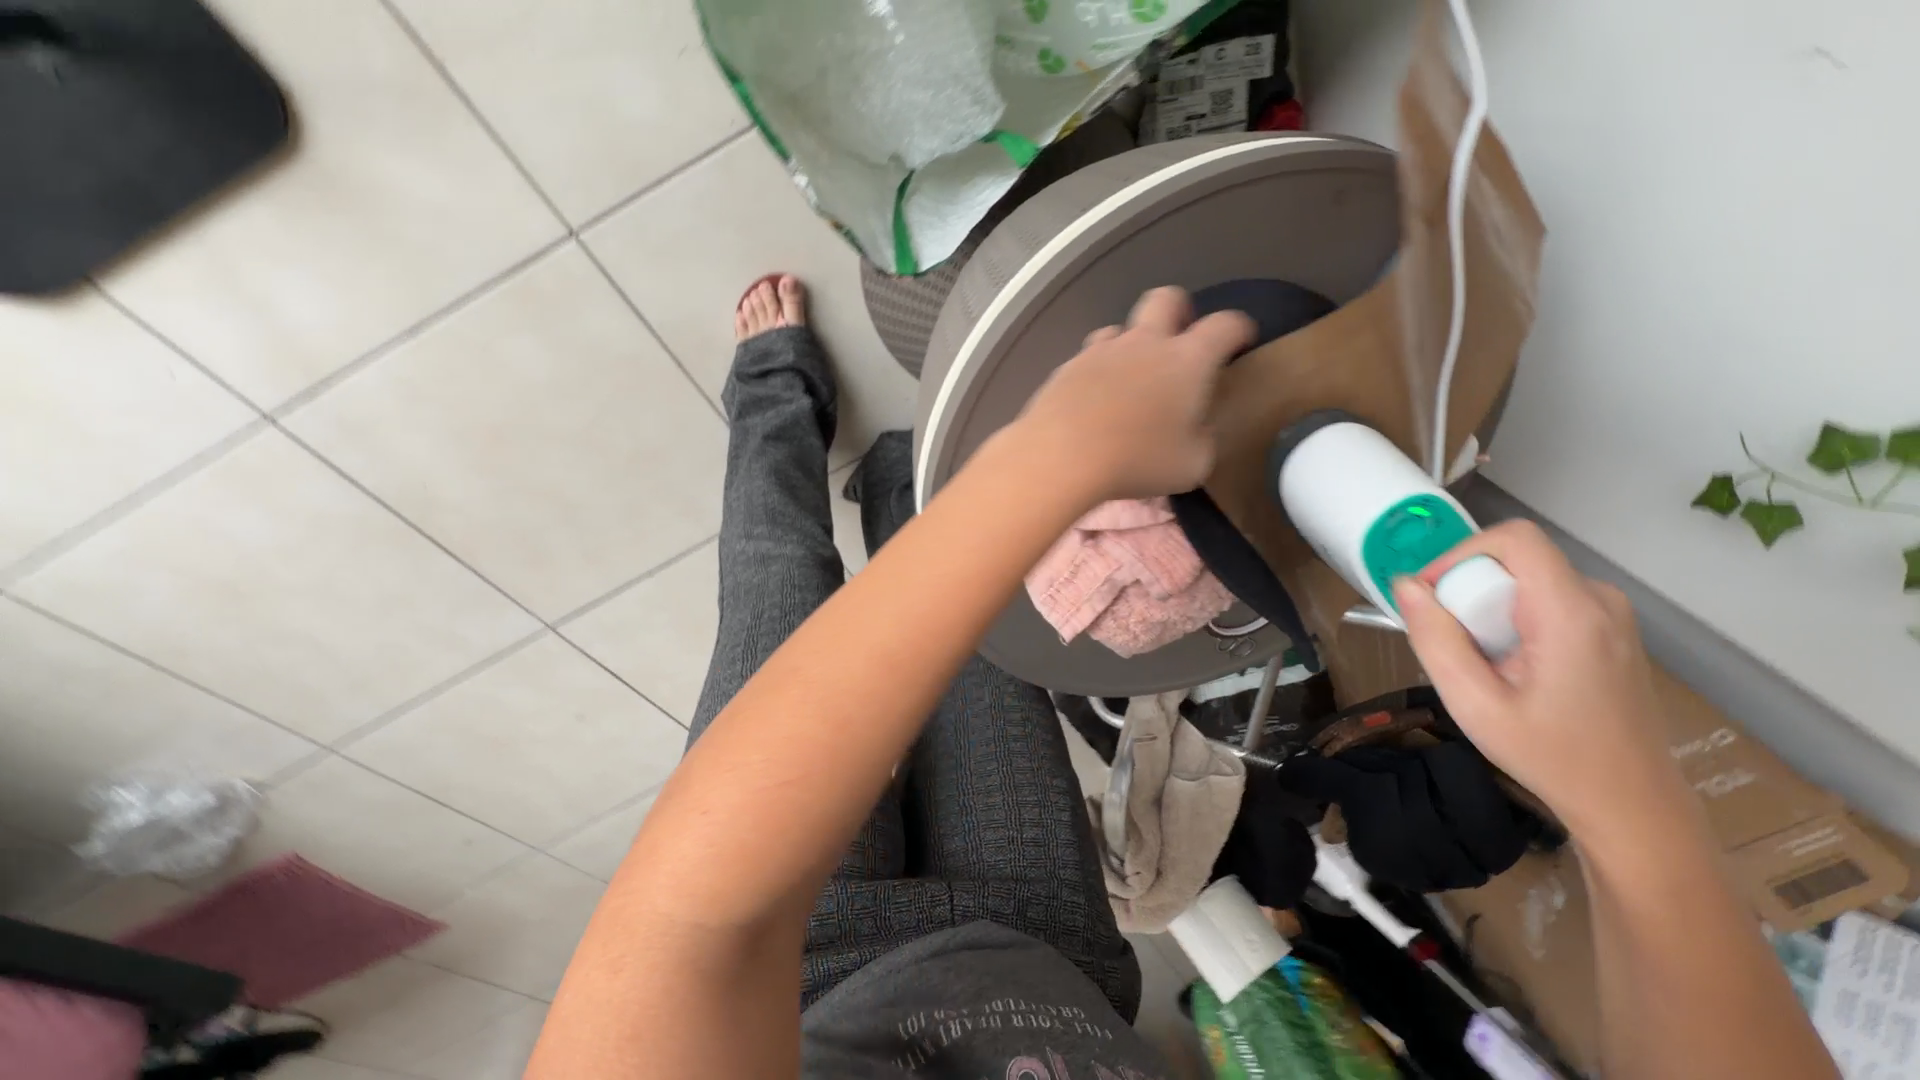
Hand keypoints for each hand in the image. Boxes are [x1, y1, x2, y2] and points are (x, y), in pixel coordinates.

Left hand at [1011, 287, 1254, 501]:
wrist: (1061, 456)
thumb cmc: (1139, 460)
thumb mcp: (1193, 463)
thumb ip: (1203, 438)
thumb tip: (1197, 428)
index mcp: (1187, 359)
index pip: (1224, 325)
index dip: (1239, 329)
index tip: (1241, 341)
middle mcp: (1144, 343)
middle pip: (1166, 299)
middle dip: (1180, 311)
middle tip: (1182, 339)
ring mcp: (1100, 352)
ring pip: (1119, 328)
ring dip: (1131, 344)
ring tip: (1131, 378)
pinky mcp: (1066, 369)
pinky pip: (1088, 359)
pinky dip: (1098, 373)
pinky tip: (1094, 401)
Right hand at [1393, 521, 1690, 845]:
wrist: (1630, 803)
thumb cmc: (1550, 756)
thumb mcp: (1475, 705)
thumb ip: (1436, 639)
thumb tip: (1405, 585)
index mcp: (1571, 612)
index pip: (1512, 538)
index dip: (1460, 554)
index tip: (1430, 598)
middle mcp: (1599, 600)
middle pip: (1516, 560)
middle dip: (1470, 591)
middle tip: (1452, 646)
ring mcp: (1611, 614)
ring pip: (1529, 581)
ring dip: (1491, 609)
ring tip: (1481, 665)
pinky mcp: (1611, 630)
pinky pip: (1548, 600)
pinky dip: (1515, 620)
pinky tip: (1512, 670)